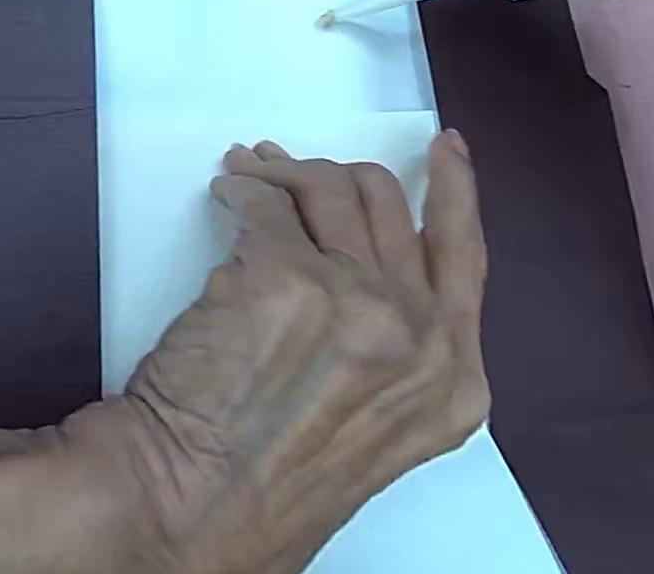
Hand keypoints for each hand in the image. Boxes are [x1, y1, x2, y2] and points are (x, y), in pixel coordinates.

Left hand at [62, 132, 489, 573]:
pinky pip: (267, 199)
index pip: (463, 255)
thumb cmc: (270, 470)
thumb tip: (353, 247)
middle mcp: (418, 335)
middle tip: (283, 167)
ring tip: (247, 174)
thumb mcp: (371, 416)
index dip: (457, 190)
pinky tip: (226, 194)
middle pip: (384, 200)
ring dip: (280, 170)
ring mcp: (357, 300)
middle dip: (328, 173)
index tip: (446, 148)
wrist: (191, 505)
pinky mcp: (287, 274)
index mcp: (451, 380)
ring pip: (328, 185)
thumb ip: (388, 338)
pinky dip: (242, 186)